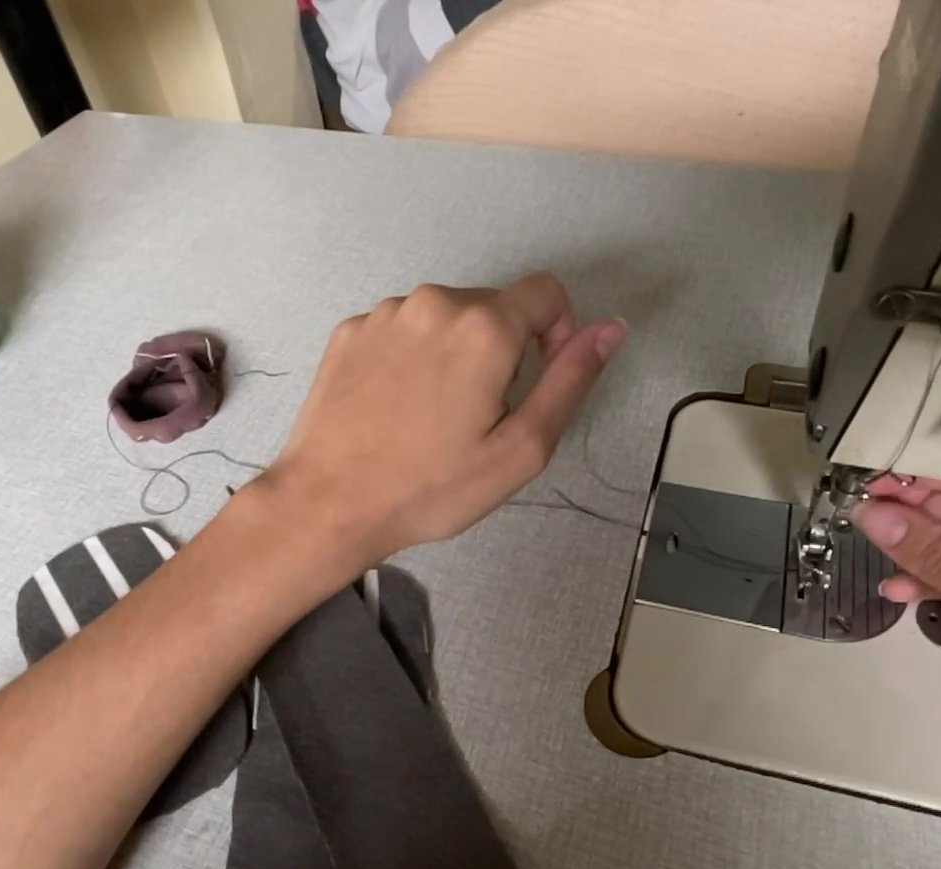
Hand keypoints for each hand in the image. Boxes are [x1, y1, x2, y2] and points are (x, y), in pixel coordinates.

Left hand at [262, 273, 624, 566]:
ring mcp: (384, 313)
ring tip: (433, 415)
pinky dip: (412, 357)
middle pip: (494, 307)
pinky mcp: (349, 331)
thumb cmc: (433, 487)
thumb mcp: (522, 448)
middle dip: (503, 350)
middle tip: (479, 416)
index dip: (557, 333)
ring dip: (456, 352)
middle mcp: (433, 301)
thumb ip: (572, 379)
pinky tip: (395, 407)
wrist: (329, 504)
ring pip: (446, 318)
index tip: (533, 383)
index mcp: (485, 326)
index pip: (547, 292)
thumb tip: (611, 328)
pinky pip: (402, 329)